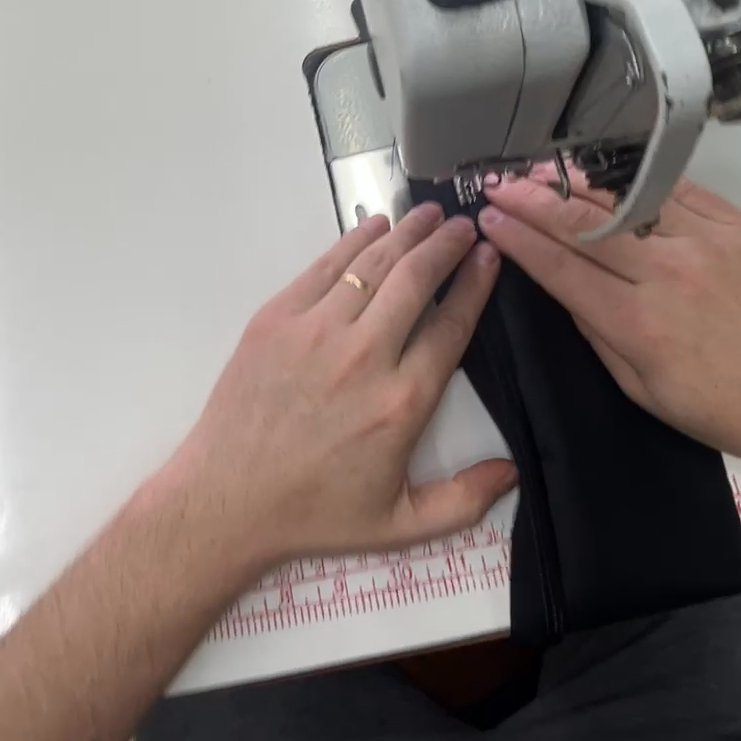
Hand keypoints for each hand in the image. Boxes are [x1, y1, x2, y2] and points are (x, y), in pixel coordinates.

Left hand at [154, 203, 516, 568]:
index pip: (452, 324)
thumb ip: (464, 501)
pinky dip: (354, 240)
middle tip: (465, 226)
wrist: (227, 497)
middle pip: (417, 280)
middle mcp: (365, 355)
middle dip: (447, 245)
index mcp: (402, 401)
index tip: (489, 257)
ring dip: (408, 234)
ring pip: (374, 265)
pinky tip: (376, 226)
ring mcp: (316, 330)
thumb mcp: (401, 525)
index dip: (475, 284)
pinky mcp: (277, 317)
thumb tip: (513, 470)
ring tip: (430, 215)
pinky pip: (325, 266)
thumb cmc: (315, 512)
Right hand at [476, 173, 740, 474]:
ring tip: (542, 170)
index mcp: (638, 323)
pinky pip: (677, 191)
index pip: (559, 266)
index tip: (488, 217)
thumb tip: (567, 289)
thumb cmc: (731, 410)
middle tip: (498, 183)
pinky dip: (635, 180)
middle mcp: (668, 273)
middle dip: (531, 200)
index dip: (516, 238)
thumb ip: (599, 336)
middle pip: (582, 224)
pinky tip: (608, 172)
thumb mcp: (645, 391)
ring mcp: (708, 241)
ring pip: (625, 198)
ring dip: (575, 182)